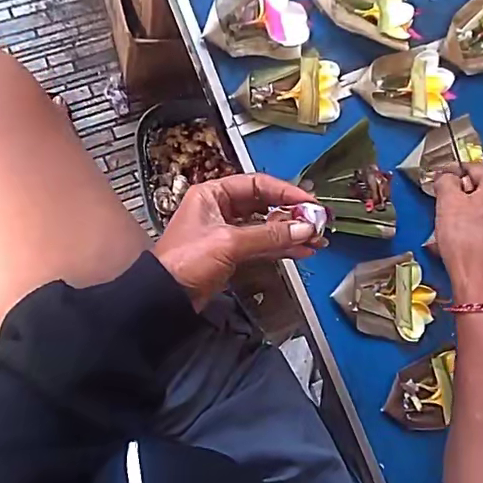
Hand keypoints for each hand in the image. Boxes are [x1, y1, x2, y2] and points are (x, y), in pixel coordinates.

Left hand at [151, 173, 321, 308]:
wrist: (166, 298)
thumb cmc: (184, 262)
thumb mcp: (229, 242)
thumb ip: (269, 234)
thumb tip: (302, 228)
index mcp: (213, 194)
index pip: (258, 184)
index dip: (286, 191)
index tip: (309, 202)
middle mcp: (221, 209)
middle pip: (265, 205)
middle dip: (292, 214)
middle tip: (316, 222)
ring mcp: (227, 232)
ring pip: (267, 227)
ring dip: (291, 233)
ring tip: (316, 239)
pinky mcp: (232, 253)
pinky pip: (263, 245)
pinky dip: (282, 247)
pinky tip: (301, 250)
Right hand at [433, 164, 482, 305]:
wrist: (481, 281)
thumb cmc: (465, 240)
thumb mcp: (446, 202)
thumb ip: (446, 181)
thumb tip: (448, 178)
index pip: (474, 170)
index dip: (455, 178)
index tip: (444, 188)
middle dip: (467, 197)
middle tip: (450, 214)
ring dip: (477, 214)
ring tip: (459, 231)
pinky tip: (473, 242)